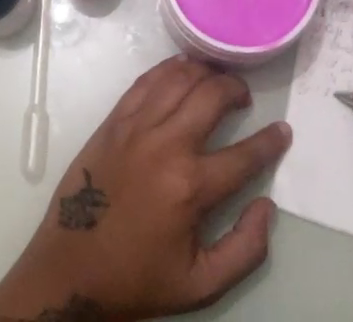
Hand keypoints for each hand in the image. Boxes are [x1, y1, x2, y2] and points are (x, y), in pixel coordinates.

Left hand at [0, 55, 291, 321]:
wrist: (69, 269)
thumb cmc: (137, 278)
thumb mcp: (201, 284)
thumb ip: (246, 249)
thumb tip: (267, 207)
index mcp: (191, 187)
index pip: (245, 154)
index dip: (271, 141)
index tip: (283, 131)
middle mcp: (165, 146)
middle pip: (211, 96)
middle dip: (235, 88)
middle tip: (243, 97)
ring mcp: (134, 128)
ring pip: (177, 78)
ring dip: (203, 72)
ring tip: (216, 79)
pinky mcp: (112, 123)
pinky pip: (144, 83)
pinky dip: (167, 69)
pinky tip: (181, 70)